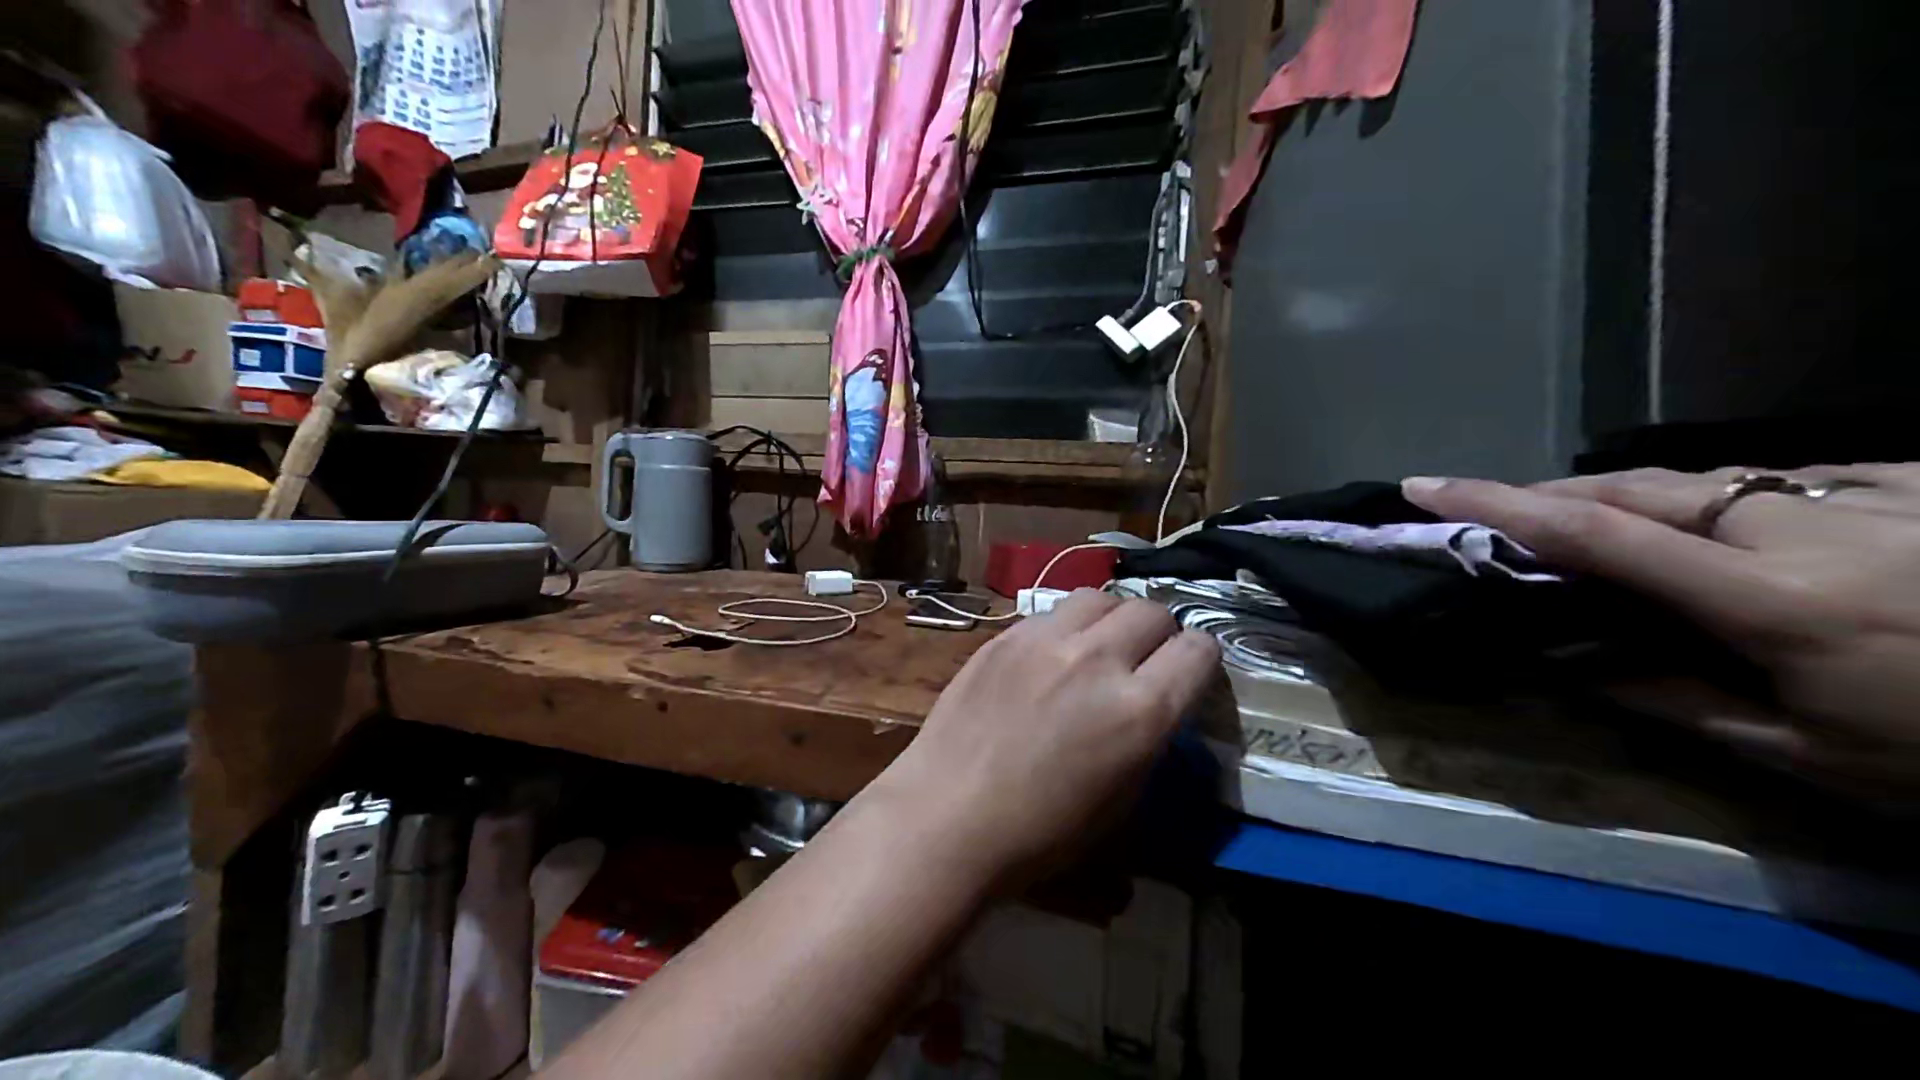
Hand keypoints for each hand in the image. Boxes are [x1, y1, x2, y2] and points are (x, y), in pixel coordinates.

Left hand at [869, 589, 1220, 887]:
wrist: (948, 815)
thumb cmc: (1039, 833)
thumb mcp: (1121, 801)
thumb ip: (1149, 738)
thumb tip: (1157, 702)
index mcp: (1141, 710)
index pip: (1198, 649)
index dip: (1200, 660)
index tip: (1188, 673)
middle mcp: (1099, 659)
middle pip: (1152, 611)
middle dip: (1160, 634)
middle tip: (1143, 660)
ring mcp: (1047, 640)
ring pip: (1102, 597)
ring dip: (1112, 619)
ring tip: (1099, 646)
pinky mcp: (1006, 635)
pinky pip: (1053, 611)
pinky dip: (1066, 626)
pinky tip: (1051, 655)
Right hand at [1402, 466, 1919, 789]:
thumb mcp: (1815, 757)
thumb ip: (1676, 701)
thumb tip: (1566, 666)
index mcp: (1772, 601)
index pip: (1595, 535)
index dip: (1497, 506)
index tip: (1423, 486)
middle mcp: (1812, 529)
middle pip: (1641, 489)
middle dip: (1554, 493)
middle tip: (1504, 511)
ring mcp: (1881, 495)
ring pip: (1714, 480)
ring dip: (1643, 501)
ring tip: (1617, 532)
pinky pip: (1798, 478)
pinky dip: (1739, 500)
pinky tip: (1750, 530)